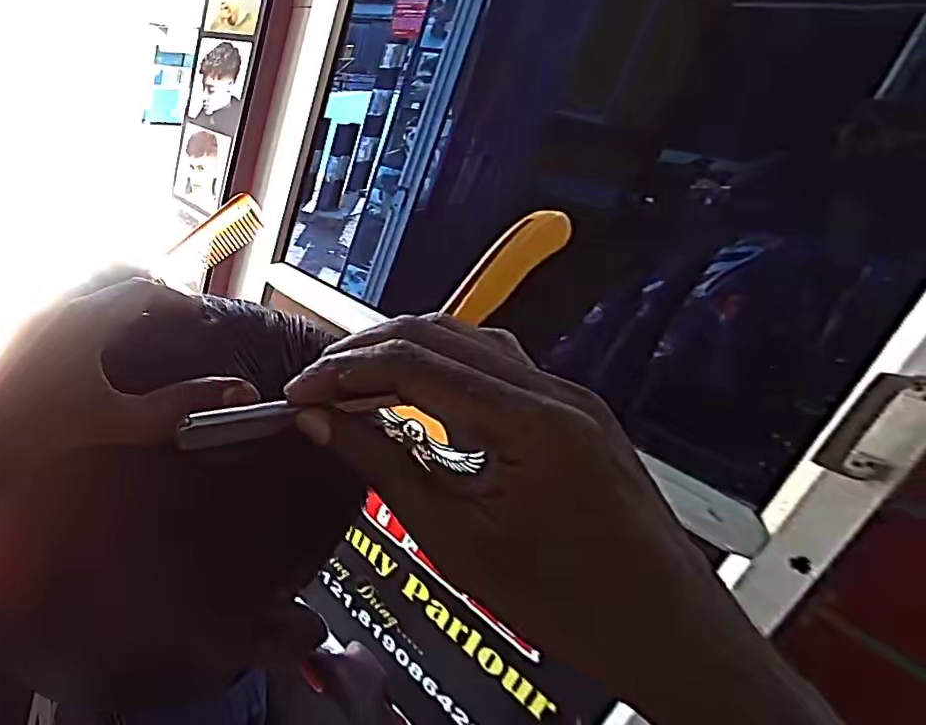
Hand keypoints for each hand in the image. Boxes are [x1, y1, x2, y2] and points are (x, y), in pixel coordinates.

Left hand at [0, 279, 258, 477]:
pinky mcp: (21, 323)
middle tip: (172, 311)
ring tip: (141, 320)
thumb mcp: (123, 420)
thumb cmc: (51, 431)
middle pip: (114, 273)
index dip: (175, 297)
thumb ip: (181, 405)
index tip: (196, 314)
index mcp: (85, 317)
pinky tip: (99, 336)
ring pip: (87, 281)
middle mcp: (58, 302)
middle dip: (148, 285)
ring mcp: (35, 309)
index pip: (142, 287)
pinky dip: (93, 302)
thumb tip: (236, 391)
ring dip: (118, 291)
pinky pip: (65, 296)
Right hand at [283, 315, 834, 723]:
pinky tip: (404, 385)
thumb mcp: (453, 538)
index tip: (301, 393)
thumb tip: (318, 421)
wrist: (679, 646)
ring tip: (347, 380)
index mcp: (533, 425)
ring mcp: (564, 396)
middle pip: (427, 334)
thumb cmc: (575, 604)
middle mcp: (553, 394)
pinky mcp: (563, 407)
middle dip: (357, 354)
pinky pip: (482, 357)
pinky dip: (429, 360)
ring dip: (391, 349)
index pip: (407, 363)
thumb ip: (378, 463)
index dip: (340, 372)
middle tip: (315, 385)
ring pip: (454, 335)